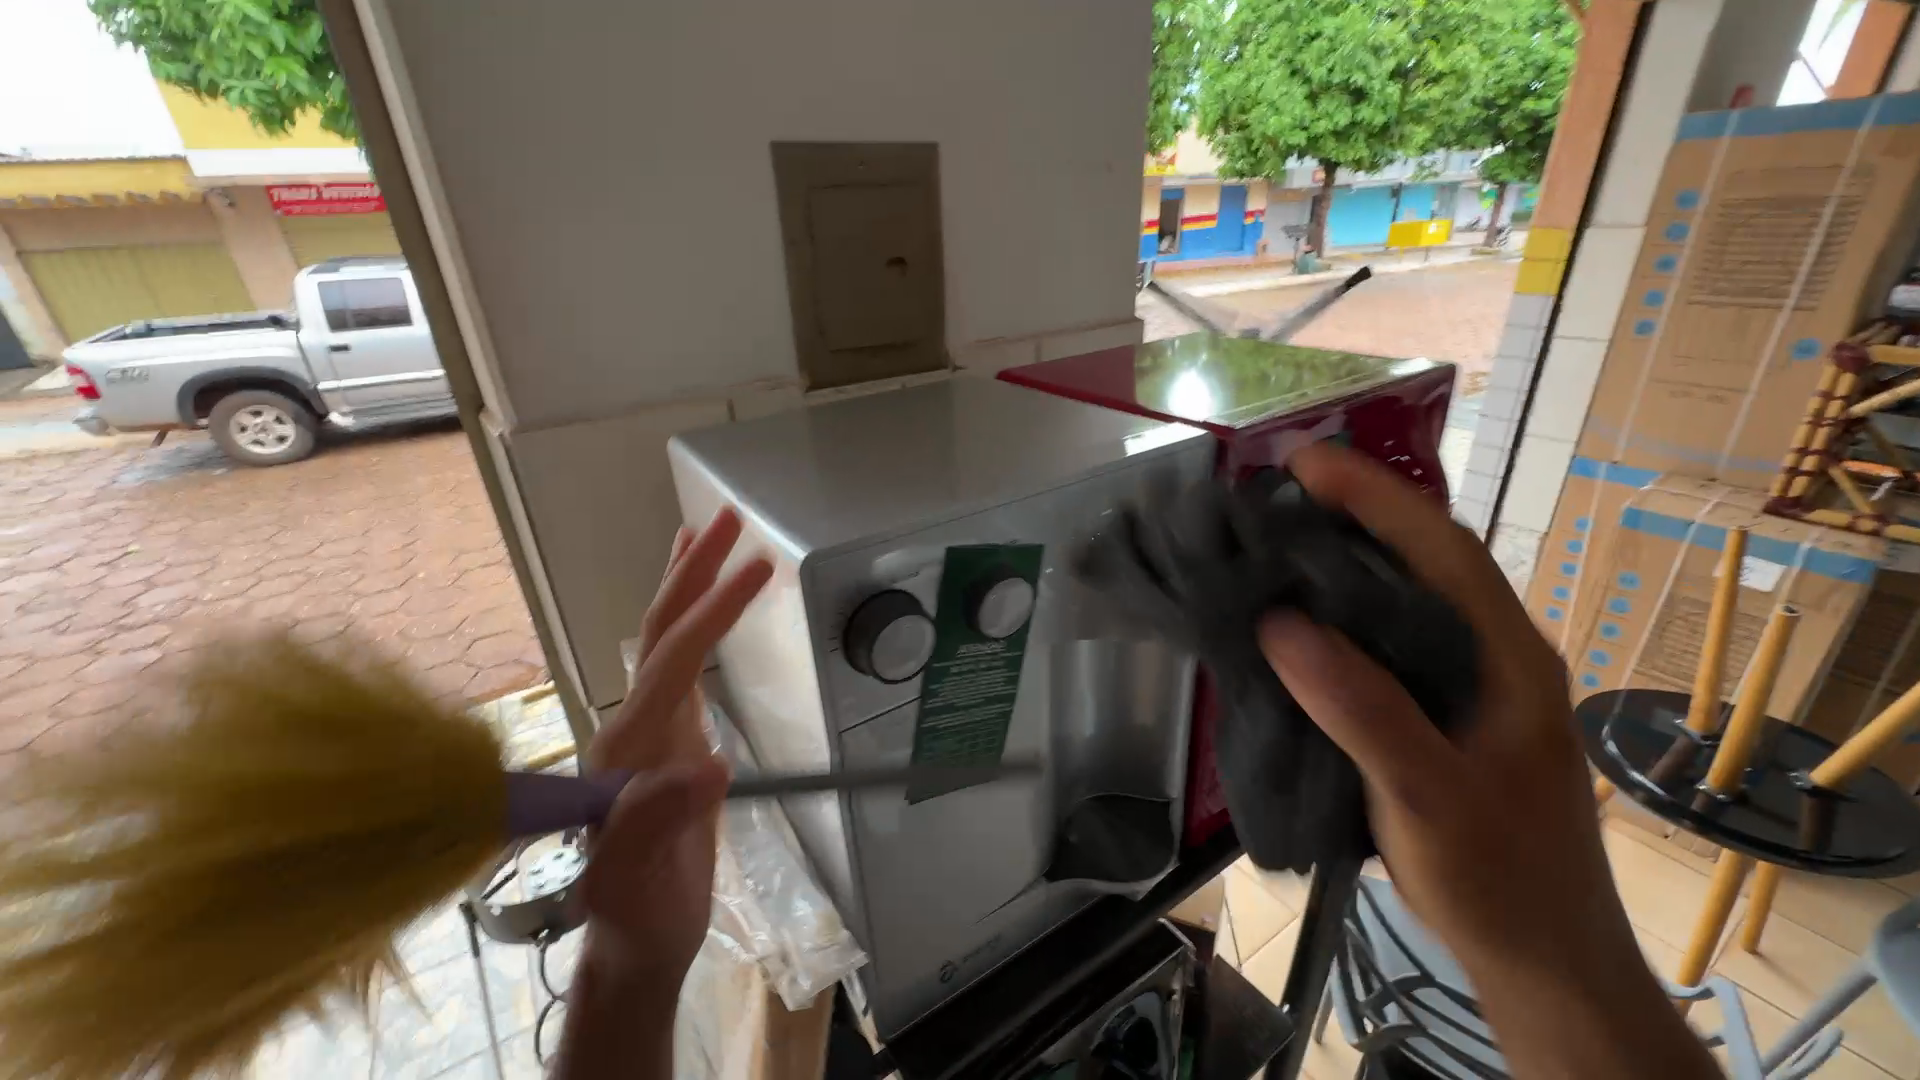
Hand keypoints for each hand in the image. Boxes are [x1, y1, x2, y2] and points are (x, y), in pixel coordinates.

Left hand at [573, 508, 770, 998]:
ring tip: (705, 537)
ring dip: (687, 585)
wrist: (636, 937)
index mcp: (627, 746)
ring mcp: (648, 729)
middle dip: (693, 574)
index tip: (758, 569)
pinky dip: (692, 624)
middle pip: (659, 632)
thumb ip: (659, 821)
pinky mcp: (668, 739)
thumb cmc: (640, 912)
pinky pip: (678, 666)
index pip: (672, 661)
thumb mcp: (645, 879)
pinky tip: (702, 609)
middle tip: (729, 520)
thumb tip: (712, 765)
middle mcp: (632, 724)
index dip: (714, 612)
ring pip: (663, 640)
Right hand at [1256, 444, 1717, 1077]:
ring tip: (1275, 538)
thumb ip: (1362, 709)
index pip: (1442, 549)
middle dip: (1354, 513)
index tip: (1304, 462)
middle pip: (1423, 560)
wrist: (1541, 954)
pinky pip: (1387, 638)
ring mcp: (1468, 682)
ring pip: (1405, 597)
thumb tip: (1278, 622)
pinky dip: (1341, 610)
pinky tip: (1298, 617)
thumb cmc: (1495, 875)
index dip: (1375, 496)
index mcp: (1506, 656)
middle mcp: (1491, 653)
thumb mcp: (1426, 794)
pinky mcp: (1441, 709)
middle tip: (1275, 493)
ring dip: (1345, 558)